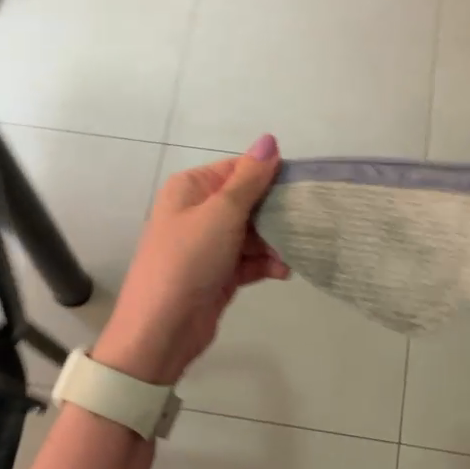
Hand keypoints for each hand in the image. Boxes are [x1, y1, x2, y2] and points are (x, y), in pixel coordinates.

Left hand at [92, 135, 289, 385]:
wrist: (162, 328)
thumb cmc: (188, 260)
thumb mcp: (221, 213)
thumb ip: (249, 178)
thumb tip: (270, 140)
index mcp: (191, 188)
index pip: (237, 169)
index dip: (269, 175)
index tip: (304, 186)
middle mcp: (198, 212)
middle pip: (247, 202)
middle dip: (276, 212)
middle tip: (308, 220)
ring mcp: (208, 246)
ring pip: (251, 233)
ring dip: (274, 242)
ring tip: (296, 251)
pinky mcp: (218, 275)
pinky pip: (248, 261)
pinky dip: (266, 264)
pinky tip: (284, 271)